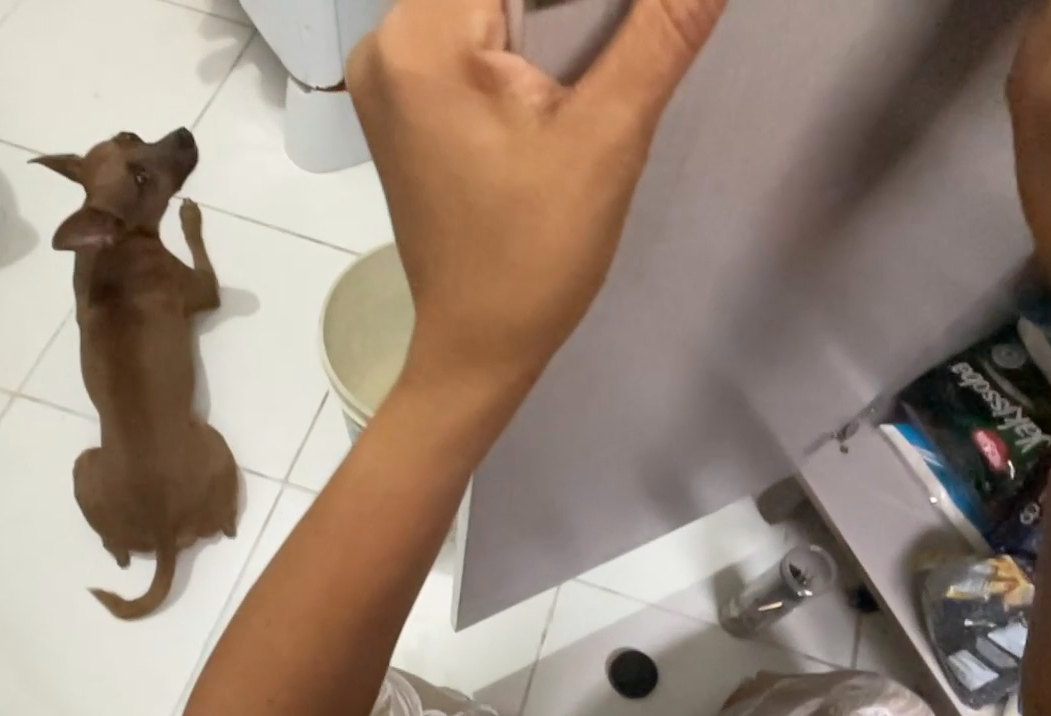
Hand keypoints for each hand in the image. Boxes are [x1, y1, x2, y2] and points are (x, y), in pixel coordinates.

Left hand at [348, 0, 727, 397]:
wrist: (478, 346)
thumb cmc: (533, 259)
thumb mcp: (606, 139)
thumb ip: (663, 28)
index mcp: (421, 36)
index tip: (641, 21)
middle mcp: (387, 40)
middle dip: (580, 8)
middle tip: (634, 42)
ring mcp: (390, 75)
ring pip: (491, 4)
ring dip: (560, 17)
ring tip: (589, 88)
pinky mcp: (406, 107)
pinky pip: (473, 39)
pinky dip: (529, 41)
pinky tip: (565, 80)